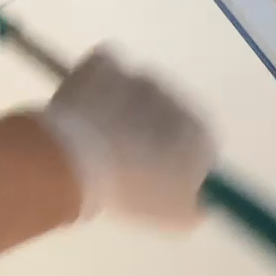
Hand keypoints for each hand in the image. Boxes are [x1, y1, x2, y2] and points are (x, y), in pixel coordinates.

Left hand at [38, 48, 215, 225]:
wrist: (78, 156)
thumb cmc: (131, 189)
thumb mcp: (173, 215)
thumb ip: (193, 204)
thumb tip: (196, 198)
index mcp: (198, 133)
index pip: (197, 138)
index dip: (176, 150)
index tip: (155, 163)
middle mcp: (174, 97)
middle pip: (165, 106)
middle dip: (148, 120)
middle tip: (123, 142)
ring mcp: (136, 74)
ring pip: (134, 84)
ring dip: (122, 97)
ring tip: (100, 120)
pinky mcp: (103, 60)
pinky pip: (106, 64)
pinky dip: (99, 76)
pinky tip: (87, 97)